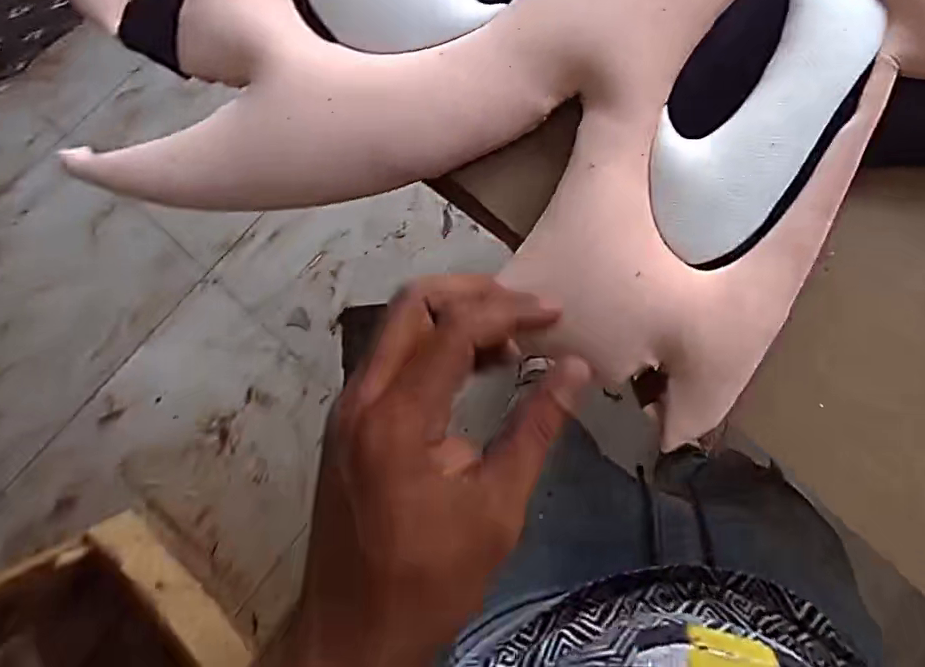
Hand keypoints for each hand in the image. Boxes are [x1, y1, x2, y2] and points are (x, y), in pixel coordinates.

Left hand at [267, 276, 592, 666]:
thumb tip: (575, 367)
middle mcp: (363, 396)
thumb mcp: (497, 509)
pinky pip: (395, 352)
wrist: (349, 640)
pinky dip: (438, 341)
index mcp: (397, 419)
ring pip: (400, 320)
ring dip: (456, 313)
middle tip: (525, 310)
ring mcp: (350, 404)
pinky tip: (476, 366)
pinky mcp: (351, 417)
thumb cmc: (427, 582)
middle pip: (415, 301)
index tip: (553, 312)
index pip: (455, 328)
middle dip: (475, 292)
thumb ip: (536, 428)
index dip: (510, 310)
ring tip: (509, 340)